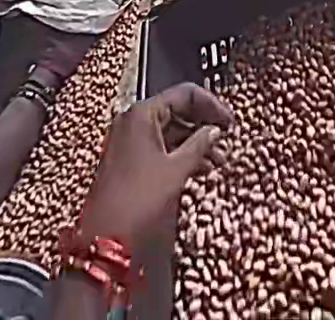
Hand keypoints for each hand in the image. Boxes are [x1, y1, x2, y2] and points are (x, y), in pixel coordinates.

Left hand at [76, 83, 232, 249]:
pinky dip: (180, 154)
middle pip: (177, 110)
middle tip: (227, 141)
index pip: (185, 94)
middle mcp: (134, 119)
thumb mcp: (175, 169)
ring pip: (170, 130)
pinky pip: (160, 146)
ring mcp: (129, 139)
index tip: (231, 122)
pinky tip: (200, 169)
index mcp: (143, 113)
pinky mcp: (129, 159)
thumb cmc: (140, 197)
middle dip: (204, 126)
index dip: (211, 105)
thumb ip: (199, 144)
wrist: (103, 240)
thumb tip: (215, 130)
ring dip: (195, 142)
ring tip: (218, 160)